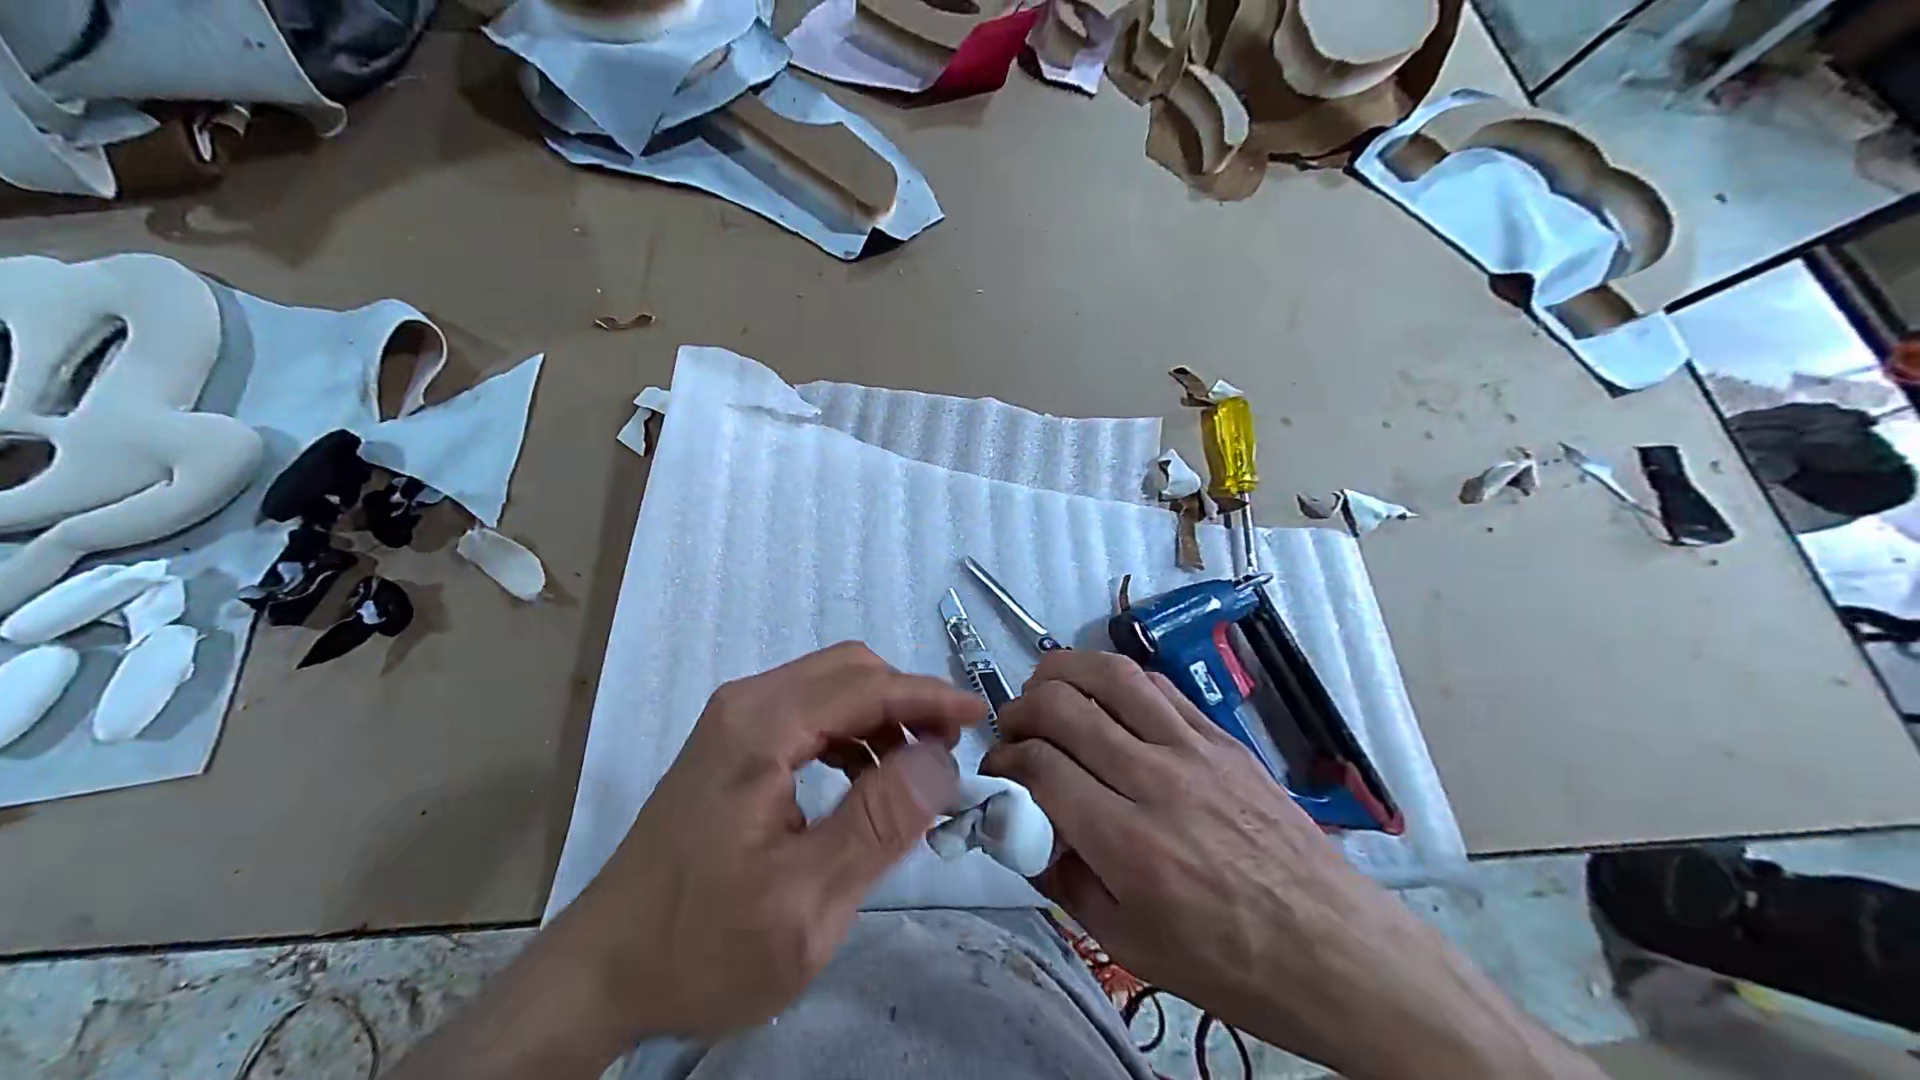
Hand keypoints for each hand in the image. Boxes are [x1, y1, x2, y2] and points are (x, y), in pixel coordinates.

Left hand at [393, 643, 981, 1078]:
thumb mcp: (806, 901)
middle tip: (947, 752)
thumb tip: (940, 756)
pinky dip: (852, 735)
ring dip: (882, 718)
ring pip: (831, 689)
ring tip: (915, 773)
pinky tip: (865, 784)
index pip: (867, 686)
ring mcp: (734, 723)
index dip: (930, 697)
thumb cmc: (702, 945)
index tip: (981, 715)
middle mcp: (746, 705)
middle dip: (908, 701)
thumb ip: (880, 821)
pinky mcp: (731, 746)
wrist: (603, 972)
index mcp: (761, 728)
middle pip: (849, 672)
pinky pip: (808, 715)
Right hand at [983, 651, 1601, 1079]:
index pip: (1040, 767)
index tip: (997, 774)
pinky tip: (1100, 695)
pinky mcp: (1223, 737)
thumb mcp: (1127, 942)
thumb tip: (1016, 826)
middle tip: (1012, 731)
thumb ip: (1060, 877)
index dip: (1003, 762)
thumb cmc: (1228, 963)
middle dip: (1020, 710)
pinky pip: (1157, 685)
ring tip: (1043, 690)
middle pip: (1064, 707)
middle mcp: (1157, 781)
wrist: (1336, 951)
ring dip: (1062, 671)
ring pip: (1111, 675)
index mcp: (1129, 844)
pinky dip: (1114, 677)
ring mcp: (1195, 749)